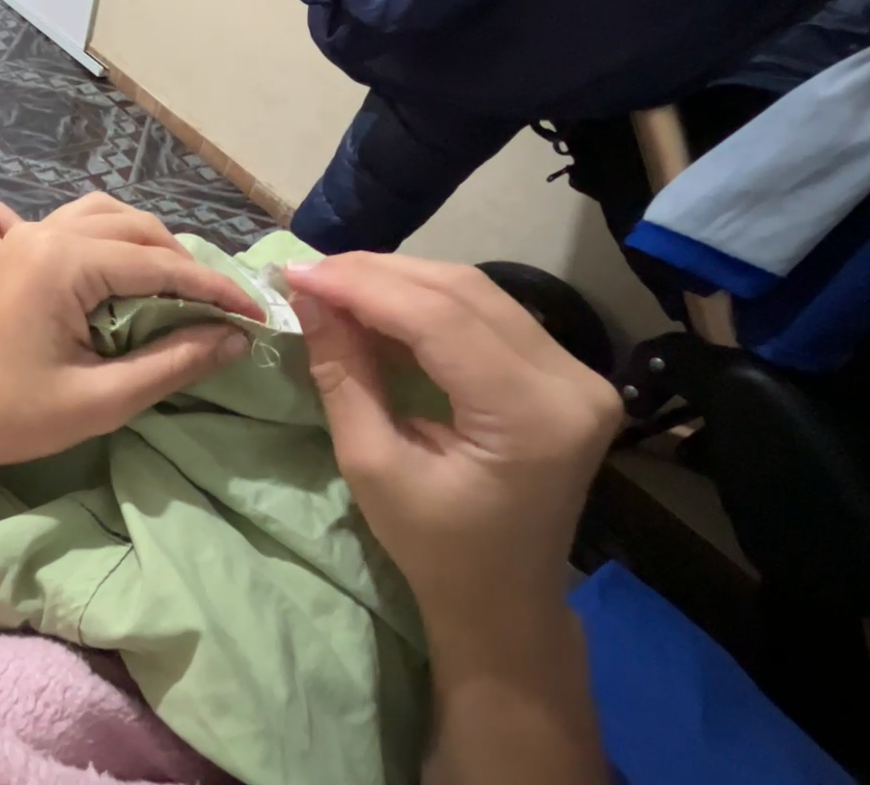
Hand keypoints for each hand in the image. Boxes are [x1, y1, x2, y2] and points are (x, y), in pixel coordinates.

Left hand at [0, 195, 261, 470]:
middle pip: (135, 229)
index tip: (255, 318)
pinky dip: (88, 230)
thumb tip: (232, 338)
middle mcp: (44, 232)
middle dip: (182, 264)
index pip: (160, 265)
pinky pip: (56, 221)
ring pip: (101, 215)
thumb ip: (173, 362)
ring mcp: (21, 237)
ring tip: (170, 284)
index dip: (214, 290)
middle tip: (213, 310)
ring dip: (143, 242)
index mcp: (65, 261)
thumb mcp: (103, 399)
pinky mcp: (7, 252)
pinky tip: (91, 253)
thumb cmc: (14, 415)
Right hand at [285, 254, 621, 619]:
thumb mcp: (371, 463)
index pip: (440, 320)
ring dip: (395, 278)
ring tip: (331, 281)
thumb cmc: (433, 545)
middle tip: (306, 273)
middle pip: (462, 292)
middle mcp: (571, 381)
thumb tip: (309, 299)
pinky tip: (374, 300)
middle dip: (374, 273)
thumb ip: (343, 374)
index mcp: (532, 416)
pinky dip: (421, 299)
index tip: (295, 272)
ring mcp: (575, 372)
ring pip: (474, 291)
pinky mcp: (560, 370)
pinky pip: (483, 311)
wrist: (502, 596)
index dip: (362, 287)